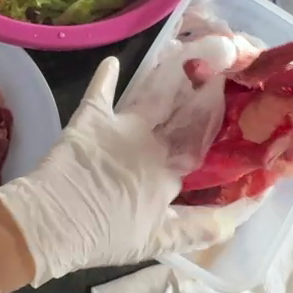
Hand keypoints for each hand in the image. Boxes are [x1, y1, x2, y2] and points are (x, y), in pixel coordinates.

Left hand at [0, 56, 255, 286]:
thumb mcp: (158, 241)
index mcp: (168, 172)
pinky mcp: (89, 121)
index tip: (239, 95)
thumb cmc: (104, 235)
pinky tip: (113, 61)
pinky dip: (106, 76)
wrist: (51, 224)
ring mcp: (119, 128)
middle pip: (182, 109)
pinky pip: (100, 93)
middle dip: (203, 85)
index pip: (202, 140)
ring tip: (183, 50)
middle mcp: (150, 143)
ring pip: (151, 95)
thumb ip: (200, 227)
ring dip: (167, 73)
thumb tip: (241, 216)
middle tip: (222, 58)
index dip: (220, 118)